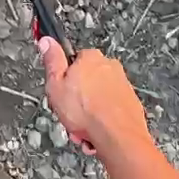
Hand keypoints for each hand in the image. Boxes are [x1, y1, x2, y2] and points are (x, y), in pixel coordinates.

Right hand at [38, 39, 150, 156]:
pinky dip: (103, 121)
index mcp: (90, 57)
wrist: (118, 137)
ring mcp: (122, 84)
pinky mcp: (130, 102)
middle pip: (86, 82)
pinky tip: (96, 132)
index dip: (64, 81)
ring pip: (98, 98)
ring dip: (89, 113)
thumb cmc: (88, 113)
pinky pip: (110, 110)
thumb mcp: (56, 84)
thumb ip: (52, 61)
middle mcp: (109, 66)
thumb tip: (47, 42)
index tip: (61, 92)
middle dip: (77, 100)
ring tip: (83, 128)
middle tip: (71, 114)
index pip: (72, 61)